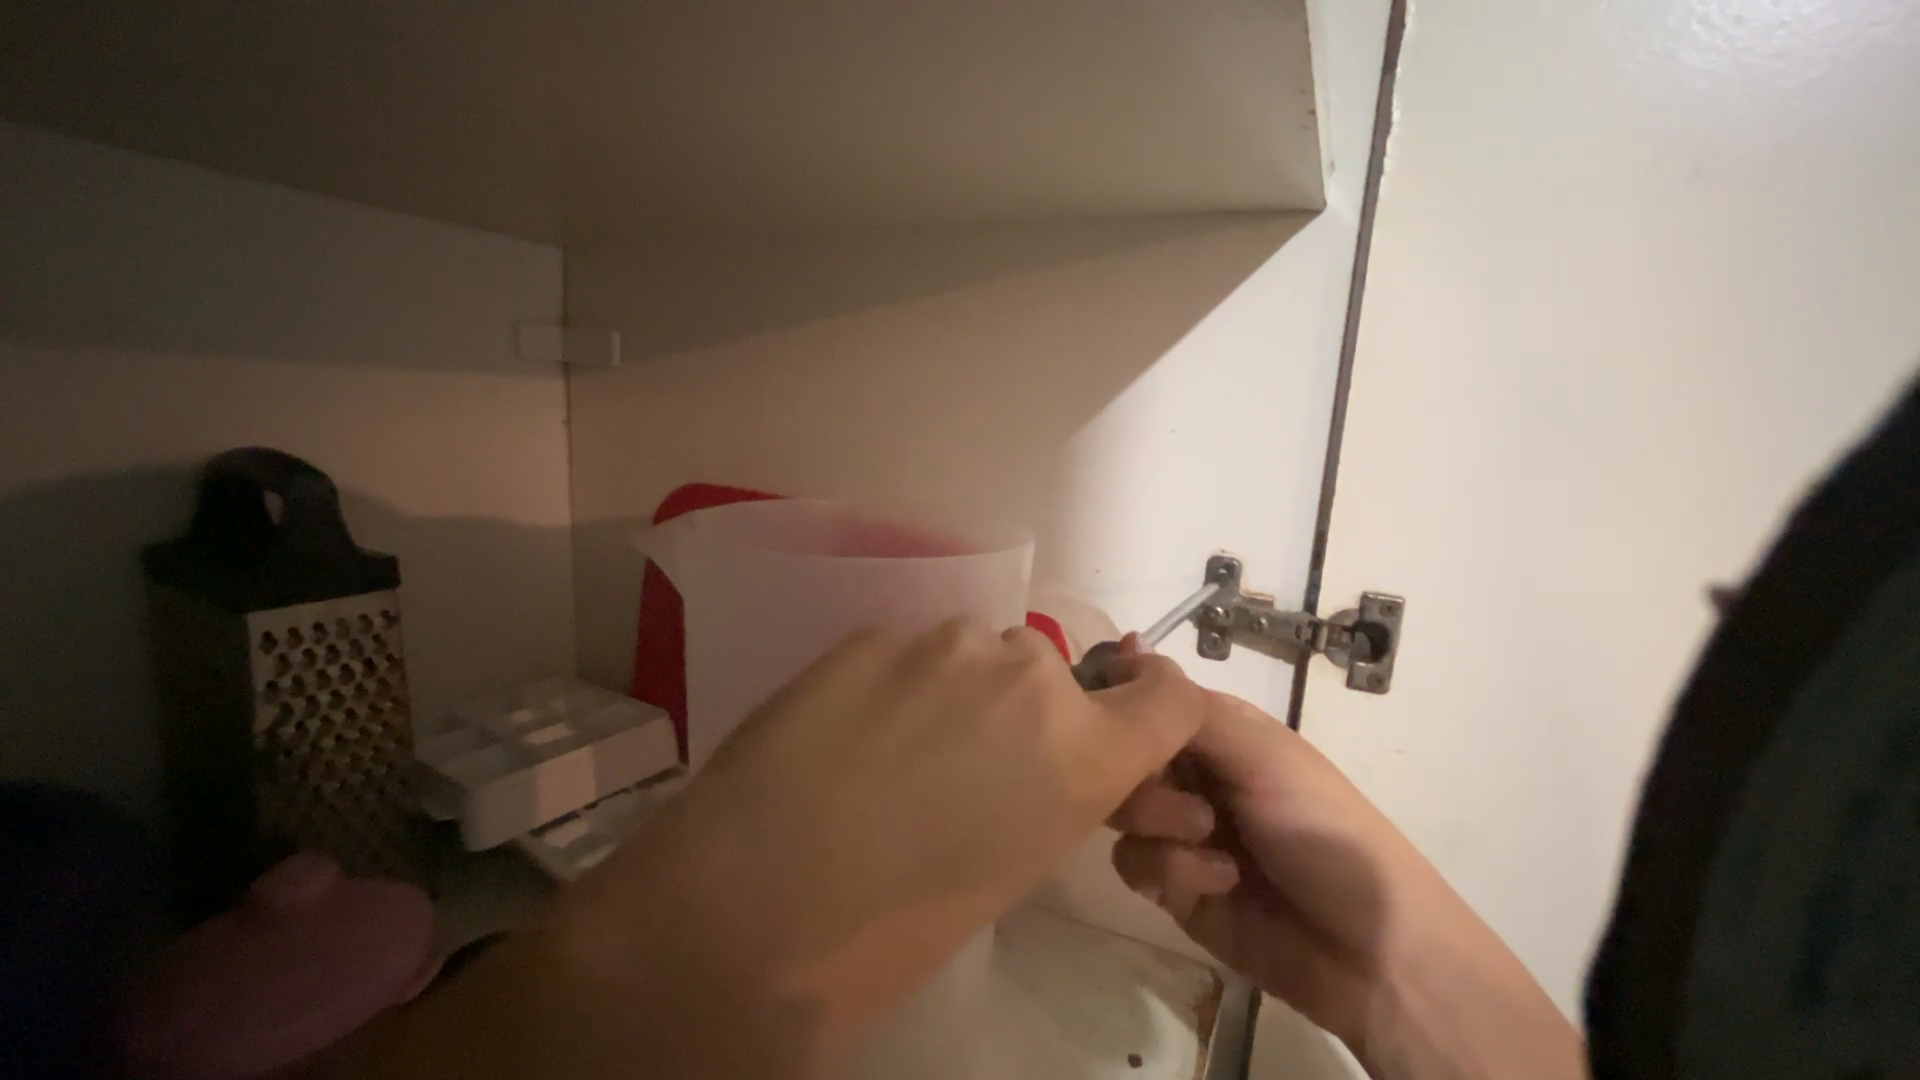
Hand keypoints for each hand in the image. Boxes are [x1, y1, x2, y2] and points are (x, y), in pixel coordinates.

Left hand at [368, 621, 1207, 1079]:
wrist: (747, 908)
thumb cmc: (896, 928)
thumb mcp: (1013, 869)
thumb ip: (1052, 791)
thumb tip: (1049, 761)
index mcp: (1080, 750)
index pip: (1166, 698)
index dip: (1150, 709)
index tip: (1123, 724)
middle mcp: (1025, 674)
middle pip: (1053, 673)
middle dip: (1025, 710)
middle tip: (968, 766)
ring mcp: (941, 643)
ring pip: (977, 654)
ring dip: (959, 691)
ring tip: (897, 750)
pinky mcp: (869, 633)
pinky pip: (911, 652)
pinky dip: (899, 684)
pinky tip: (849, 733)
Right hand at [1110, 683, 1584, 1078]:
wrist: (1370, 949)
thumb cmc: (1323, 827)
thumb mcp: (1261, 753)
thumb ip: (1186, 708)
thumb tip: (1125, 649)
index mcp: (1215, 732)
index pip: (1145, 701)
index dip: (1120, 702)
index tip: (1098, 710)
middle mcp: (1191, 775)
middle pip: (1119, 757)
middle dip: (1137, 775)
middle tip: (1178, 794)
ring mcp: (1178, 832)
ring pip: (1117, 810)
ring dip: (1157, 823)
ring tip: (1207, 839)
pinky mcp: (1172, 887)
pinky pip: (1132, 864)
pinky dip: (1170, 869)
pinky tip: (1219, 882)